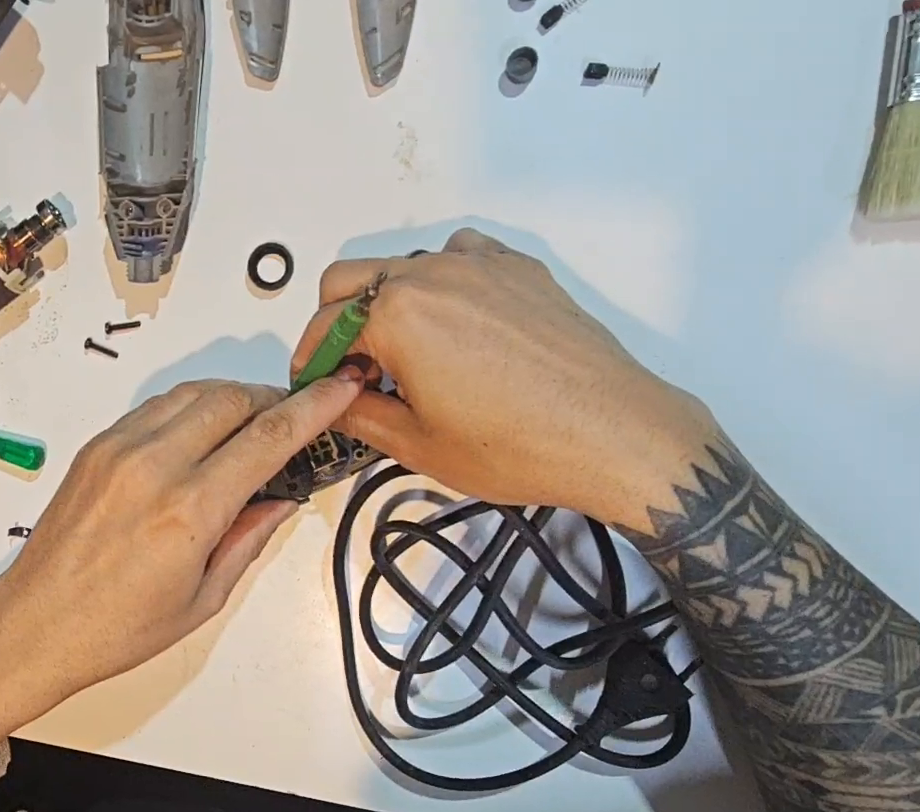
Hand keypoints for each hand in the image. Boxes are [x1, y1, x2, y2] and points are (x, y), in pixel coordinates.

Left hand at [0, 375, 362, 704]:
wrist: (37, 623)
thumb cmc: (116, 627)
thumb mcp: (202, 599)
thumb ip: (248, 540)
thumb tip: (281, 499)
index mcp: (189, 511)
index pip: (268, 438)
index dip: (313, 409)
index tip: (338, 391)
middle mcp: (153, 467)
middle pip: (232, 399)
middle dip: (273, 400)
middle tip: (292, 419)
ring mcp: (118, 450)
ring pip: (193, 393)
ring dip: (232, 398)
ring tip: (250, 425)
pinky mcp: (96, 447)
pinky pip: (156, 406)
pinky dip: (190, 407)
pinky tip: (201, 433)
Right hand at [288, 228, 715, 526]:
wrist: (610, 434)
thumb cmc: (514, 445)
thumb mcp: (413, 443)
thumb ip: (355, 414)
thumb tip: (330, 401)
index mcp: (396, 315)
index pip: (323, 327)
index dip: (309, 363)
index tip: (314, 388)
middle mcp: (431, 275)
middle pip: (347, 279)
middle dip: (334, 324)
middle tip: (349, 372)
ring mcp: (479, 265)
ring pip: (399, 265)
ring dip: (382, 305)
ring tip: (403, 356)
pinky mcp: (517, 270)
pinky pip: (455, 258)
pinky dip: (436, 285)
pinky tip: (451, 328)